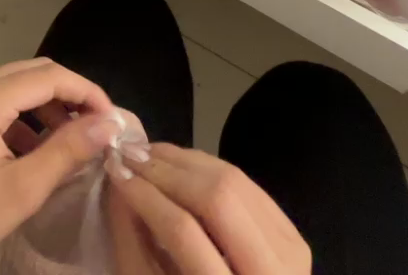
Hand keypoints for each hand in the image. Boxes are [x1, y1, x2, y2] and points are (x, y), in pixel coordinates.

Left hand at [0, 58, 121, 273]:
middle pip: (35, 72)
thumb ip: (67, 150)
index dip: (86, 92)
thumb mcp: (24, 188)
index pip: (49, 76)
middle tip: (101, 129)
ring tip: (77, 143)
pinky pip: (5, 101)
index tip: (114, 121)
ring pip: (20, 85)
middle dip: (72, 95)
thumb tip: (108, 123)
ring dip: (52, 106)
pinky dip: (30, 117)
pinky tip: (43, 150)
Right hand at [106, 143, 310, 274]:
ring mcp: (292, 253)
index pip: (185, 233)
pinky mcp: (294, 235)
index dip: (146, 196)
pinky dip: (206, 167)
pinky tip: (177, 164)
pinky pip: (246, 184)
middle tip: (127, 154)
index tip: (114, 171)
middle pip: (216, 198)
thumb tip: (119, 181)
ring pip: (233, 181)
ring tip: (146, 153)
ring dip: (183, 160)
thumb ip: (133, 241)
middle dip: (165, 170)